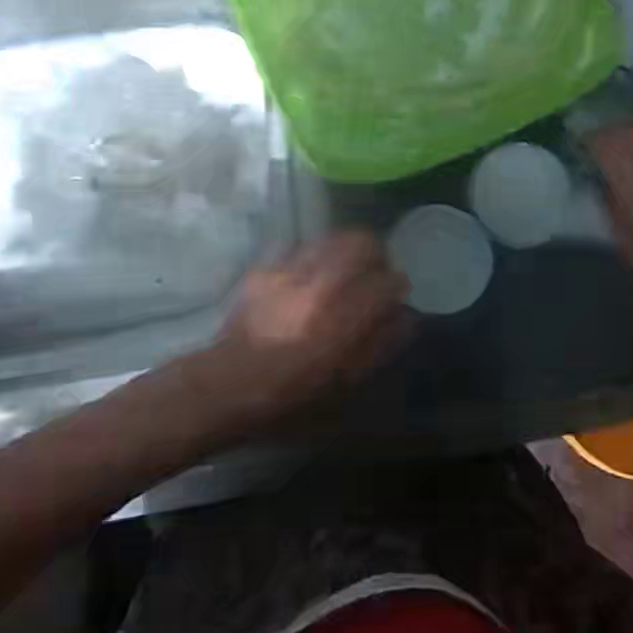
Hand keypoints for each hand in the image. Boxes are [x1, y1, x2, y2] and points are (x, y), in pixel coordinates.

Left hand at [210, 232, 411, 419]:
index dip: (398, 286)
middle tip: (374, 271)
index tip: (396, 294)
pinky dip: (313, 257)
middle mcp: (321, 285)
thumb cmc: (290, 394)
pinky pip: (300, 249)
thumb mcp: (344, 382)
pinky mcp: (267, 268)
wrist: (226, 386)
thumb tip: (405, 317)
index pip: (388, 281)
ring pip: (333, 238)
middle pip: (363, 242)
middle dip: (376, 254)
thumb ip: (380, 344)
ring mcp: (291, 271)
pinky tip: (309, 277)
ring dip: (346, 250)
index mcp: (344, 316)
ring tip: (344, 269)